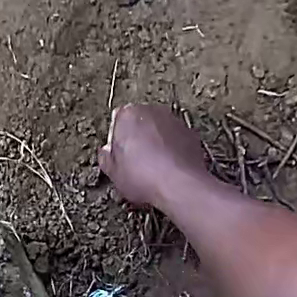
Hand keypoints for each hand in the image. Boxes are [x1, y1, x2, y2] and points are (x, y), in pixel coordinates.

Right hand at [99, 104, 215, 210]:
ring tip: (156, 171)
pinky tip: (171, 170)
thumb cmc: (143, 177)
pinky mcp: (191, 134)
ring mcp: (174, 121)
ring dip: (157, 145)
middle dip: (138, 140)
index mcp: (127, 115)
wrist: (180, 185)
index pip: (117, 123)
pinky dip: (173, 151)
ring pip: (159, 131)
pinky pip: (176, 141)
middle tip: (137, 166)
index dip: (118, 143)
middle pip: (140, 124)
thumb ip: (105, 158)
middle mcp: (152, 111)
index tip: (121, 160)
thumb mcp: (114, 173)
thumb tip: (106, 153)